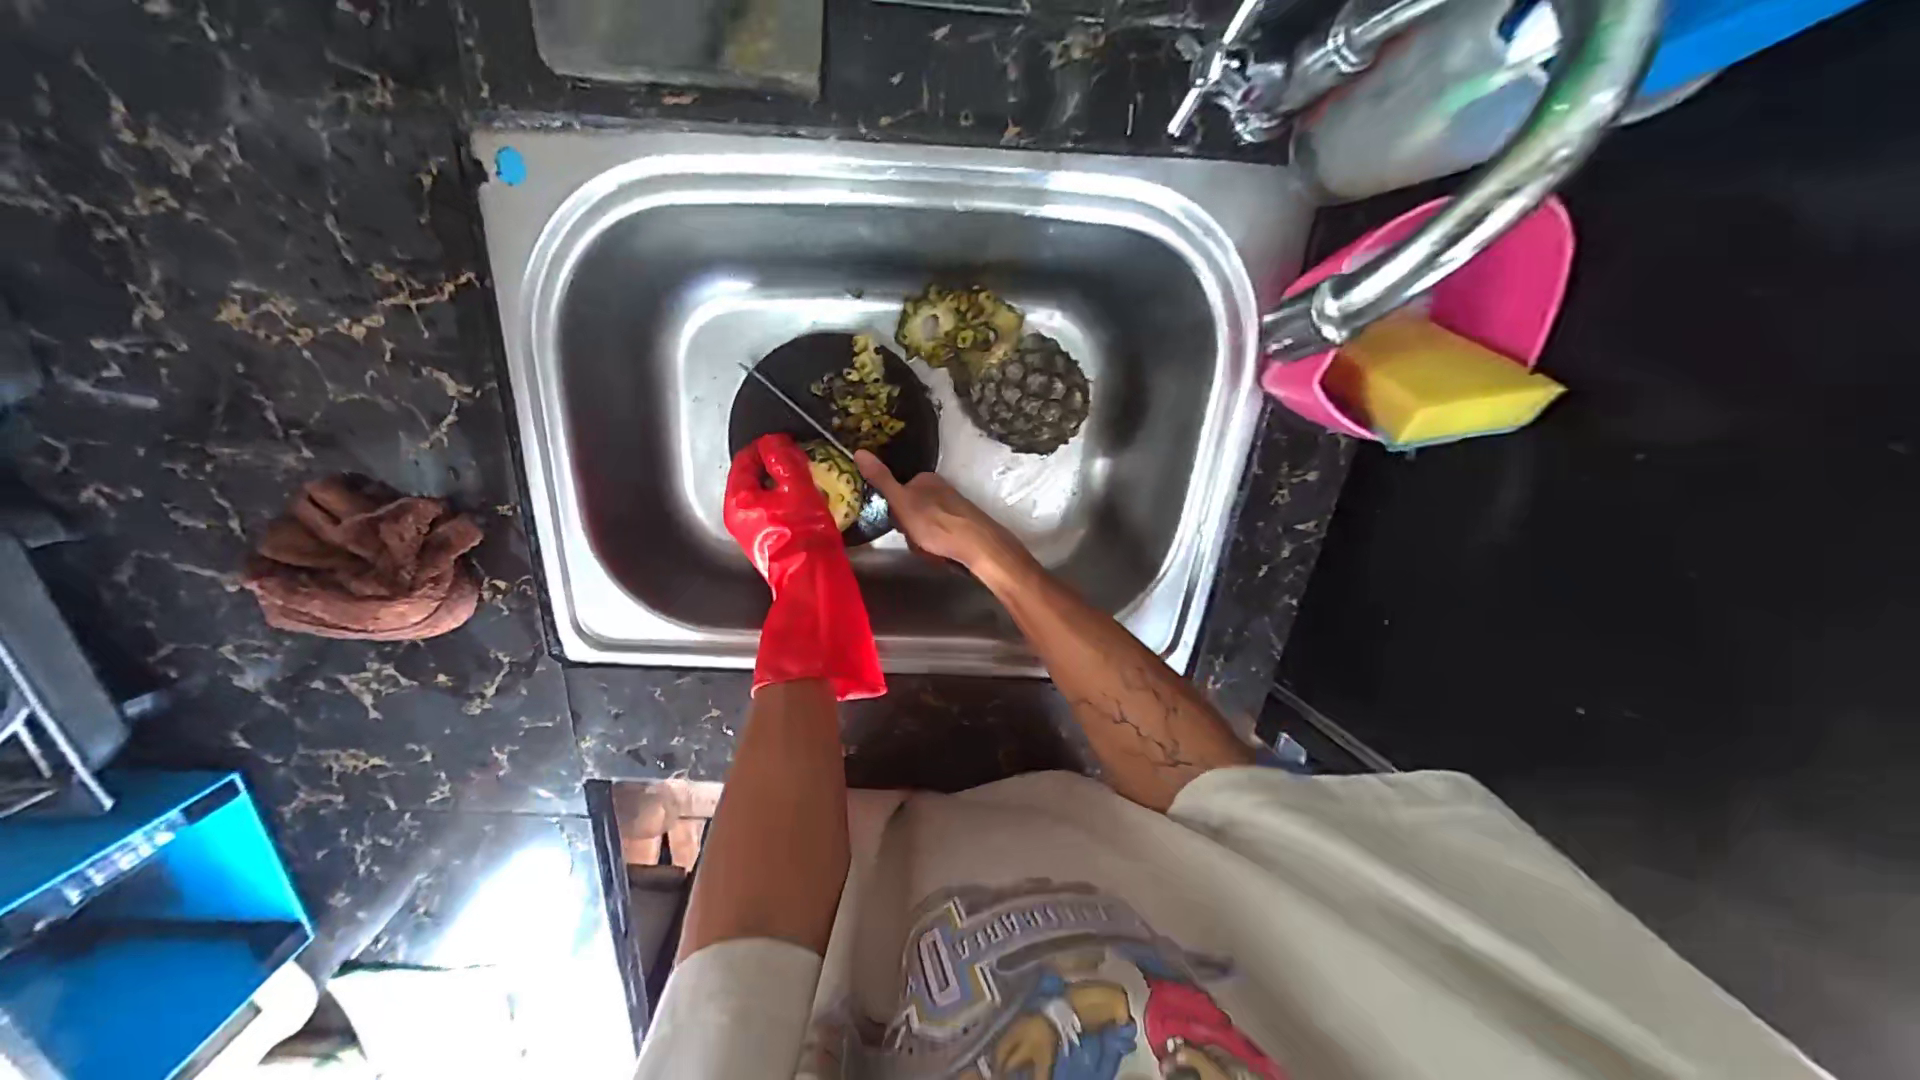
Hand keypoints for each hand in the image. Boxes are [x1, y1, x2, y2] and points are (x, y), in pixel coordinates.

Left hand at [724, 433, 839, 583]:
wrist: (813, 579)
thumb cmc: (804, 535)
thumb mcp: (798, 488)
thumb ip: (784, 459)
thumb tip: (774, 441)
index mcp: (738, 500)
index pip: (744, 459)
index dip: (766, 445)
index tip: (786, 441)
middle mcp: (737, 517)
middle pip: (751, 478)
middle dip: (773, 465)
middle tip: (797, 459)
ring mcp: (750, 533)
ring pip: (762, 496)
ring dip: (780, 484)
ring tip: (803, 478)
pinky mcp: (766, 544)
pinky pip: (770, 513)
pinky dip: (784, 502)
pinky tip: (803, 502)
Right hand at [853, 450, 1026, 575]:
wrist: (976, 545)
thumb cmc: (936, 522)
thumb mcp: (902, 501)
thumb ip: (881, 479)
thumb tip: (859, 451)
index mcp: (927, 480)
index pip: (899, 492)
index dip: (894, 510)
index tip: (896, 523)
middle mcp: (941, 490)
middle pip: (911, 511)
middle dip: (909, 529)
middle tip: (914, 539)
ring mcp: (954, 508)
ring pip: (924, 526)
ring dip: (921, 541)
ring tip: (928, 549)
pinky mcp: (963, 526)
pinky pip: (939, 536)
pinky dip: (936, 546)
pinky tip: (940, 554)